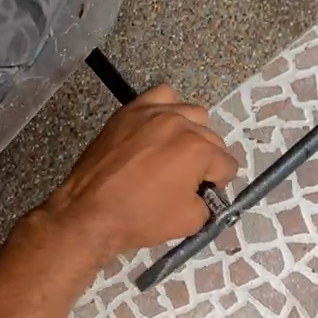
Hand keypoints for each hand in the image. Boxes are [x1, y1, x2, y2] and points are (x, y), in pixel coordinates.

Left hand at [39, 85, 238, 259]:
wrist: (90, 212)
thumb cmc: (141, 219)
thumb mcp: (189, 222)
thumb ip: (208, 203)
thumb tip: (206, 194)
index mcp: (199, 151)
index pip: (228, 164)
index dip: (220, 183)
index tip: (206, 193)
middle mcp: (181, 124)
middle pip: (213, 137)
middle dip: (207, 160)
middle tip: (189, 179)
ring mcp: (154, 113)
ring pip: (192, 113)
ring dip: (192, 133)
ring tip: (176, 152)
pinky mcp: (132, 111)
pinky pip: (162, 96)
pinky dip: (168, 109)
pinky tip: (160, 128)